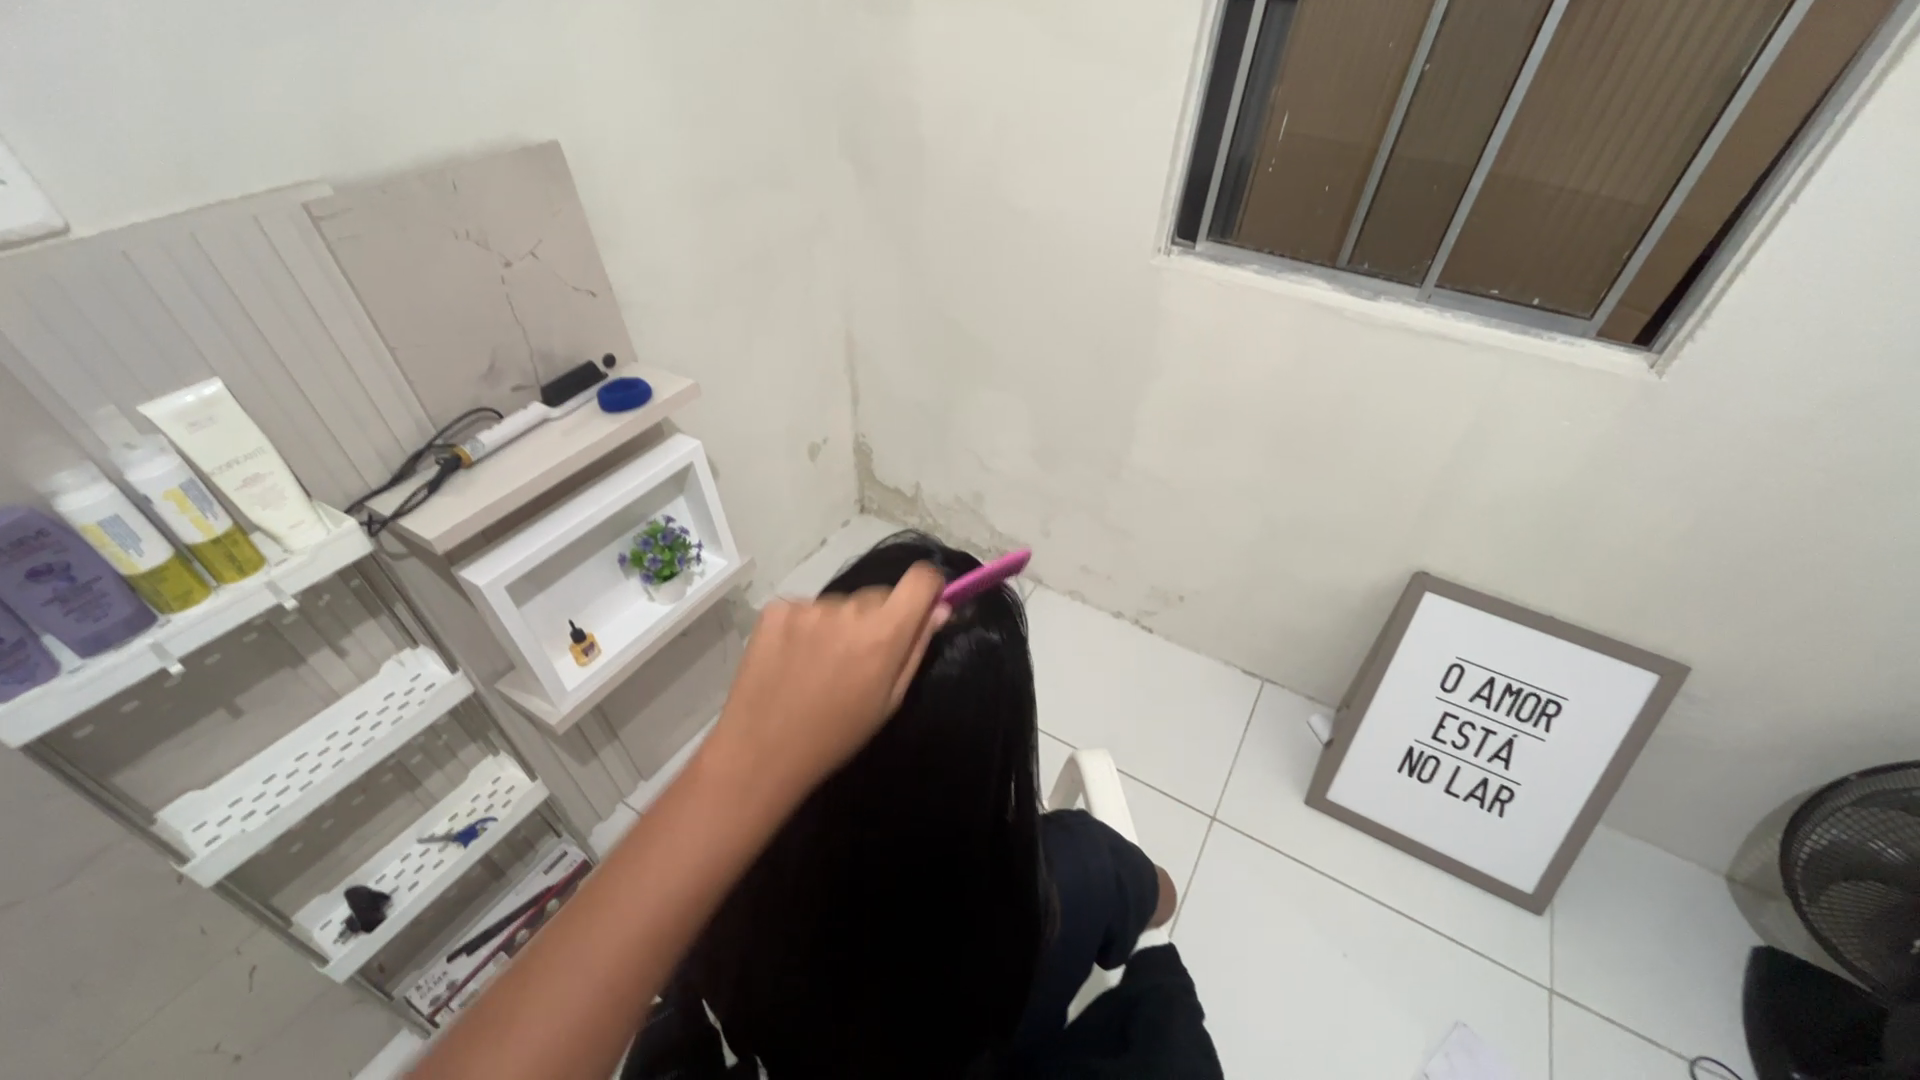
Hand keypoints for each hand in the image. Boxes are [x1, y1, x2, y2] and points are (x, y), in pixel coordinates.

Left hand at [707, 562, 949, 801]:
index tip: (920, 607)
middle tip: (858, 660)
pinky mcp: (776, 609)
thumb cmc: (836, 734)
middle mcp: (849, 608)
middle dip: (877, 619)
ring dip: (838, 625)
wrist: (761, 750)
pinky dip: (805, 627)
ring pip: (840, 604)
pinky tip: (793, 660)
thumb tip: (940, 609)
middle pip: (878, 595)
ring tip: (819, 666)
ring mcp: (809, 606)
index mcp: (884, 632)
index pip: (921, 578)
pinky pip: (805, 609)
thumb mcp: (890, 700)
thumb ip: (916, 648)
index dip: (927, 588)